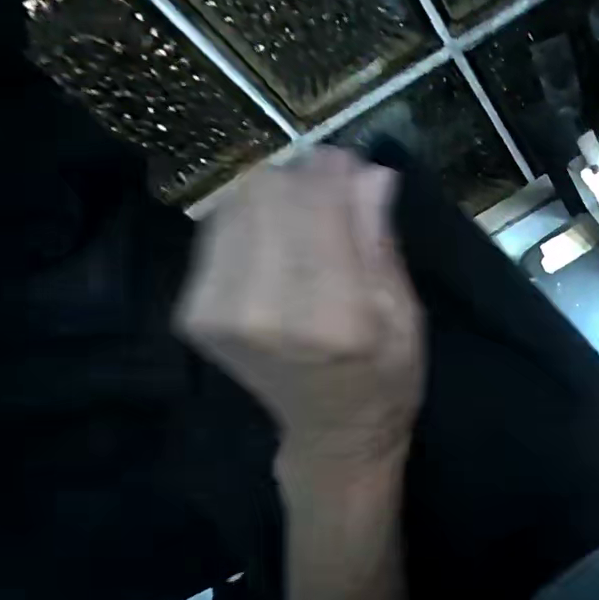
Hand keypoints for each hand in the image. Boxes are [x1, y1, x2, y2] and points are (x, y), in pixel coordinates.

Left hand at [176, 148, 424, 466]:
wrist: (333, 433)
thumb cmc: (386, 378)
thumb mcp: (406, 314)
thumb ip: (380, 241)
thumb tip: (369, 172)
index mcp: (334, 317)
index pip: (317, 202)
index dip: (336, 169)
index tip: (355, 166)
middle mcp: (264, 311)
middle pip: (269, 191)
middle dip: (306, 180)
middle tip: (335, 196)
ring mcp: (218, 312)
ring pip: (237, 202)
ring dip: (276, 199)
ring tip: (307, 224)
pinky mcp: (191, 312)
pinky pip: (217, 229)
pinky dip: (250, 223)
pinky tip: (276, 245)